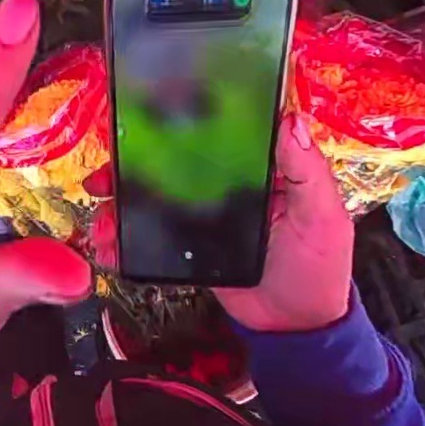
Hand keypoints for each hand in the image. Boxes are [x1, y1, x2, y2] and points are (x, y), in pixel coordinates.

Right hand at [90, 113, 353, 332]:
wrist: (294, 327)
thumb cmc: (318, 268)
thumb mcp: (323, 217)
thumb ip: (308, 172)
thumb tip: (292, 120)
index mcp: (264, 165)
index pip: (226, 126)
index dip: (193, 109)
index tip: (158, 98)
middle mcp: (231, 181)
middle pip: (182, 155)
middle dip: (143, 152)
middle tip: (113, 157)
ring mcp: (207, 210)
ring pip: (161, 190)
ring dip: (127, 191)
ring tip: (102, 200)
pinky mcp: (191, 242)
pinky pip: (156, 230)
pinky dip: (129, 234)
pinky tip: (108, 240)